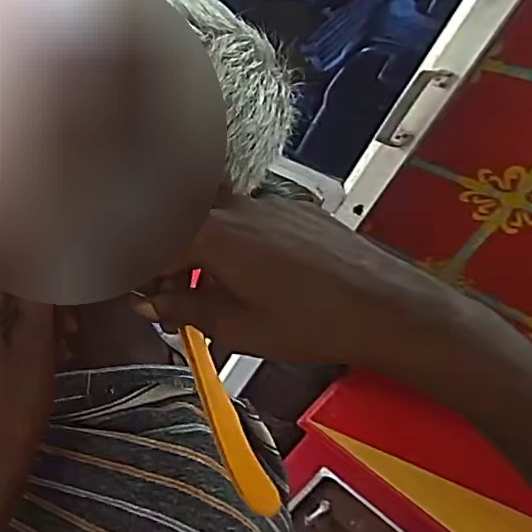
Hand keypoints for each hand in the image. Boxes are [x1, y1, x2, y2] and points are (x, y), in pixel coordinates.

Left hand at [0, 278, 56, 489]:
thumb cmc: (16, 400)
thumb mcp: (35, 344)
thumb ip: (36, 298)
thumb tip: (42, 259)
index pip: (7, 266)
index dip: (40, 270)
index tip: (67, 281)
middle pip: (10, 287)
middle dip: (45, 299)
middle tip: (73, 323)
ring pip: (13, 310)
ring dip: (43, 320)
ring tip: (70, 341)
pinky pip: (8, 331)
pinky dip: (33, 337)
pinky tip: (58, 355)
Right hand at [133, 196, 506, 386]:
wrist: (391, 310)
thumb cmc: (314, 322)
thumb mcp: (236, 327)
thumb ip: (182, 309)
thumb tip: (147, 304)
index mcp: (212, 234)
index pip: (153, 246)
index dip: (140, 275)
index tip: (140, 296)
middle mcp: (232, 209)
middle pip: (176, 226)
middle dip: (166, 262)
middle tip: (170, 299)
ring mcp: (263, 204)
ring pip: (207, 220)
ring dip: (195, 250)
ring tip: (208, 290)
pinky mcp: (288, 208)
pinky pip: (239, 218)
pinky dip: (226, 241)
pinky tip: (242, 274)